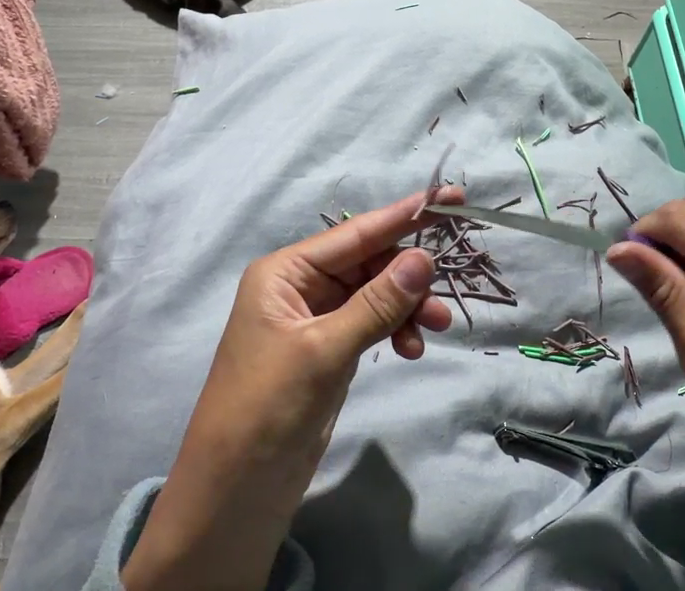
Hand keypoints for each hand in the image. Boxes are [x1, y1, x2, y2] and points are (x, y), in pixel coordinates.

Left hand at [121, 189, 457, 590]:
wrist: (235, 489)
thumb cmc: (267, 407)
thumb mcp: (323, 351)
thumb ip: (376, 304)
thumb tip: (423, 259)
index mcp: (285, 272)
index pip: (355, 233)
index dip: (404, 215)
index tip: (450, 196)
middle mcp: (299, 286)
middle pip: (369, 262)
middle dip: (409, 275)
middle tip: (445, 297)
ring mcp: (315, 319)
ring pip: (375, 294)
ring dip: (407, 307)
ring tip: (435, 330)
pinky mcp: (328, 351)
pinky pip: (372, 323)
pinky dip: (395, 331)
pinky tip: (410, 350)